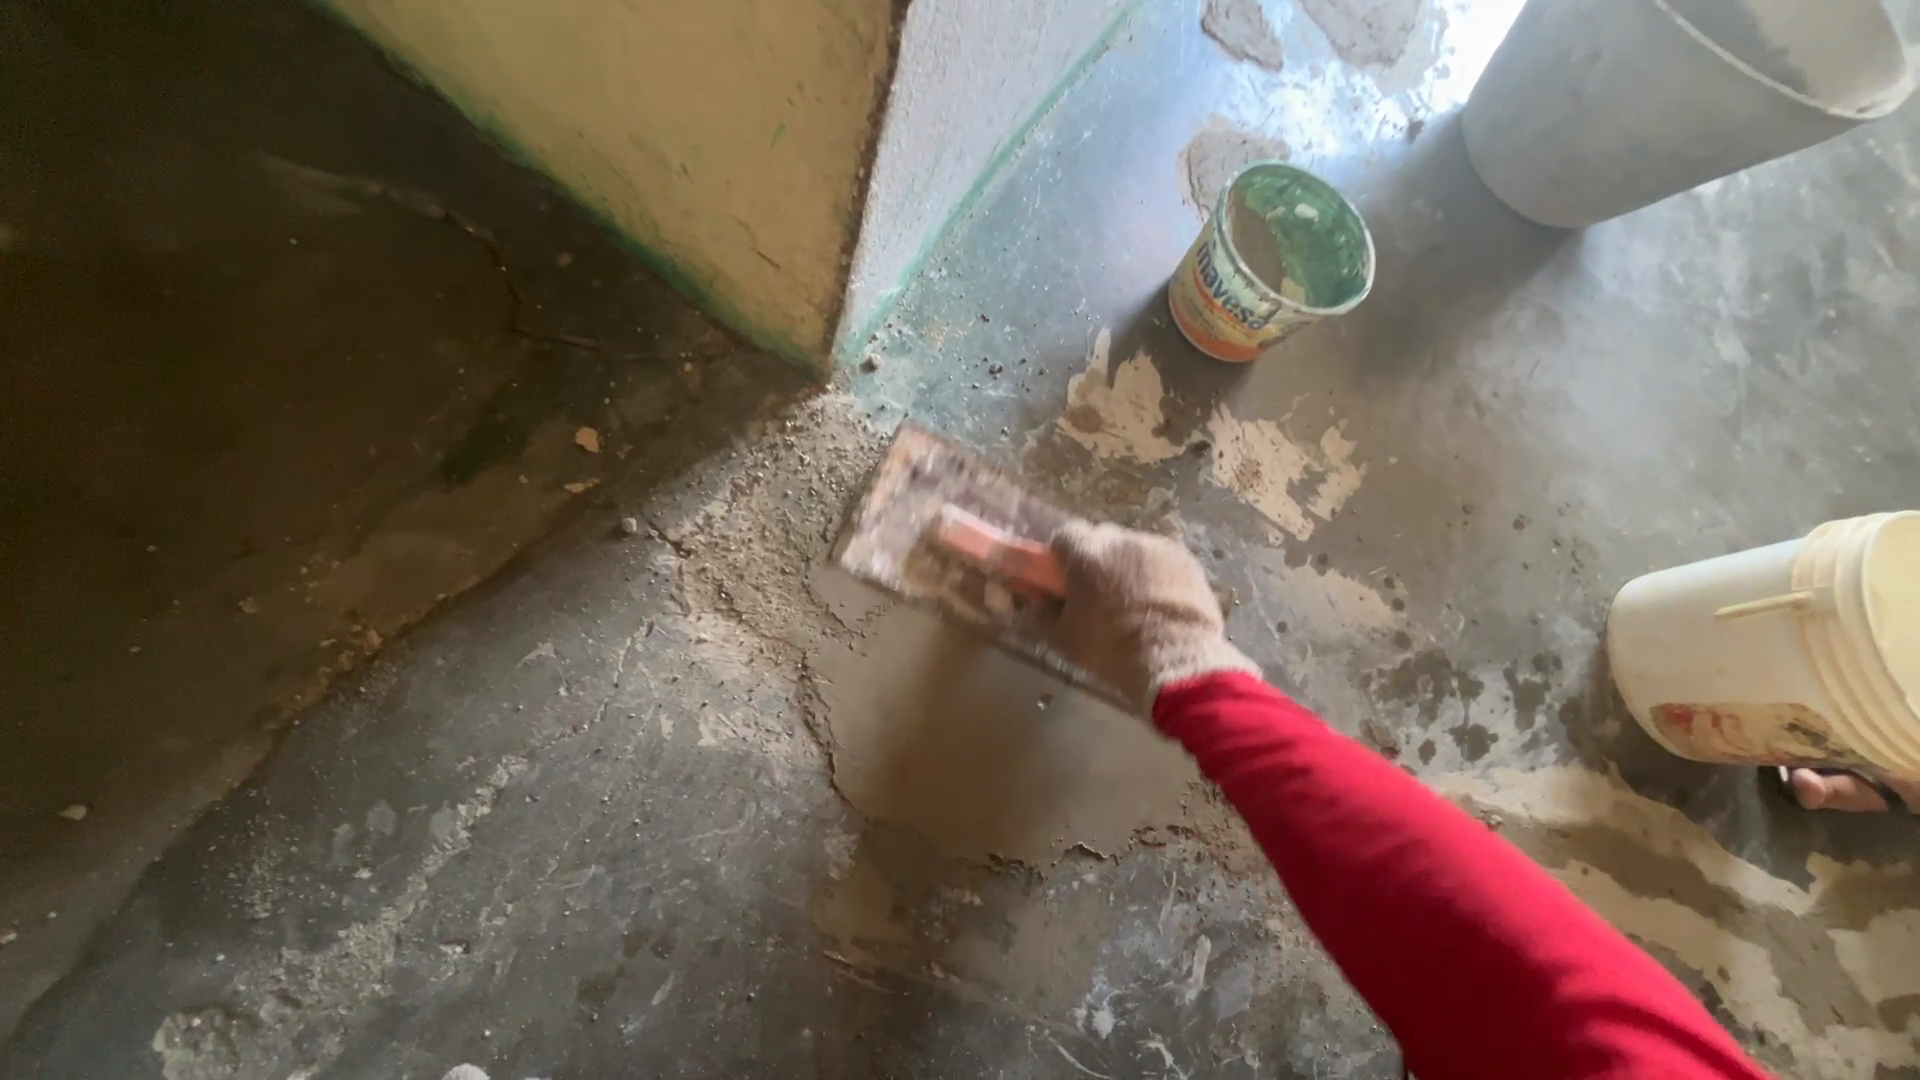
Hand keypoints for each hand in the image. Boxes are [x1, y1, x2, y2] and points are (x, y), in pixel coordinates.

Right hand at [1048, 521, 1259, 712]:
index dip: (1062, 553)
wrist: (1174, 660)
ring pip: (1133, 548)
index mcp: (1086, 555)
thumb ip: (1042, 614)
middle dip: (1096, 557)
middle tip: (1098, 589)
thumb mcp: (1064, 638)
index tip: (1064, 575)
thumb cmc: (1110, 649)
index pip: (1065, 534)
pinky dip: (1156, 573)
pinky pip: (1161, 559)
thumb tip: (1034, 603)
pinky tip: (1160, 601)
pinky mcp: (1186, 559)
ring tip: (1134, 599)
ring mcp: (1157, 547)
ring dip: (1127, 564)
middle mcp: (1122, 541)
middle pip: (1101, 538)